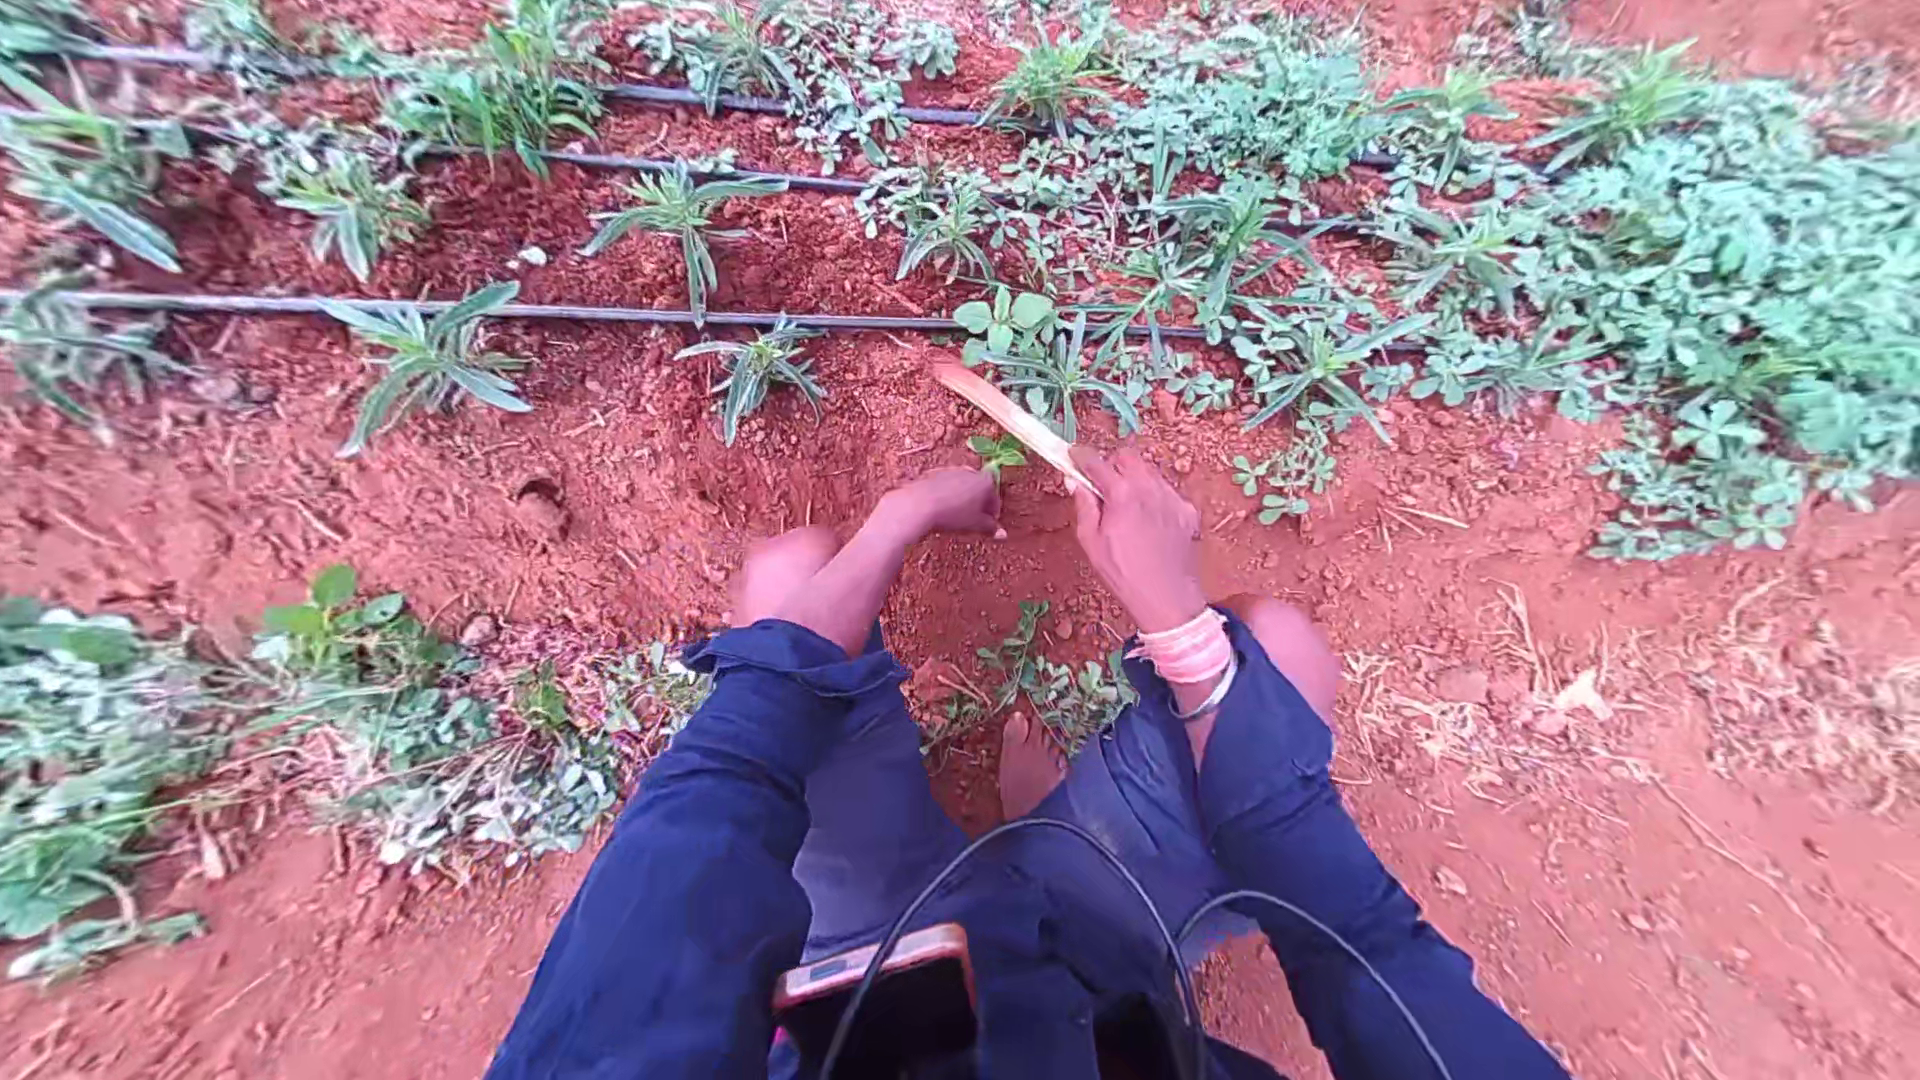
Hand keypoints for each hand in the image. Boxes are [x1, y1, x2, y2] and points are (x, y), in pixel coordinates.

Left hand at [876, 467, 1002, 541]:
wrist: (918, 505)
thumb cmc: (952, 514)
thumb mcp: (975, 524)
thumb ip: (990, 527)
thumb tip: (1002, 534)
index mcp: (984, 481)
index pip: (995, 497)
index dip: (993, 512)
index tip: (989, 524)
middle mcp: (969, 472)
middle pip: (979, 489)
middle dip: (978, 504)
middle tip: (974, 521)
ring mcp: (951, 471)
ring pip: (962, 487)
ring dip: (962, 499)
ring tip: (957, 516)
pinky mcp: (934, 473)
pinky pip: (946, 486)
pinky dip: (947, 496)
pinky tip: (942, 509)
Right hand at [1069, 448, 1205, 633]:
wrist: (1166, 596)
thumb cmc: (1122, 573)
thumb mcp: (1090, 541)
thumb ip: (1084, 506)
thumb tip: (1075, 482)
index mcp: (1122, 494)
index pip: (1097, 462)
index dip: (1081, 456)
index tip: (1073, 456)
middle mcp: (1150, 488)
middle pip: (1128, 457)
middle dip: (1112, 463)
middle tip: (1102, 484)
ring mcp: (1172, 497)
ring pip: (1149, 472)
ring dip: (1134, 479)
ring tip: (1125, 505)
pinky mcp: (1187, 510)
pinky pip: (1166, 491)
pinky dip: (1153, 497)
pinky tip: (1147, 520)